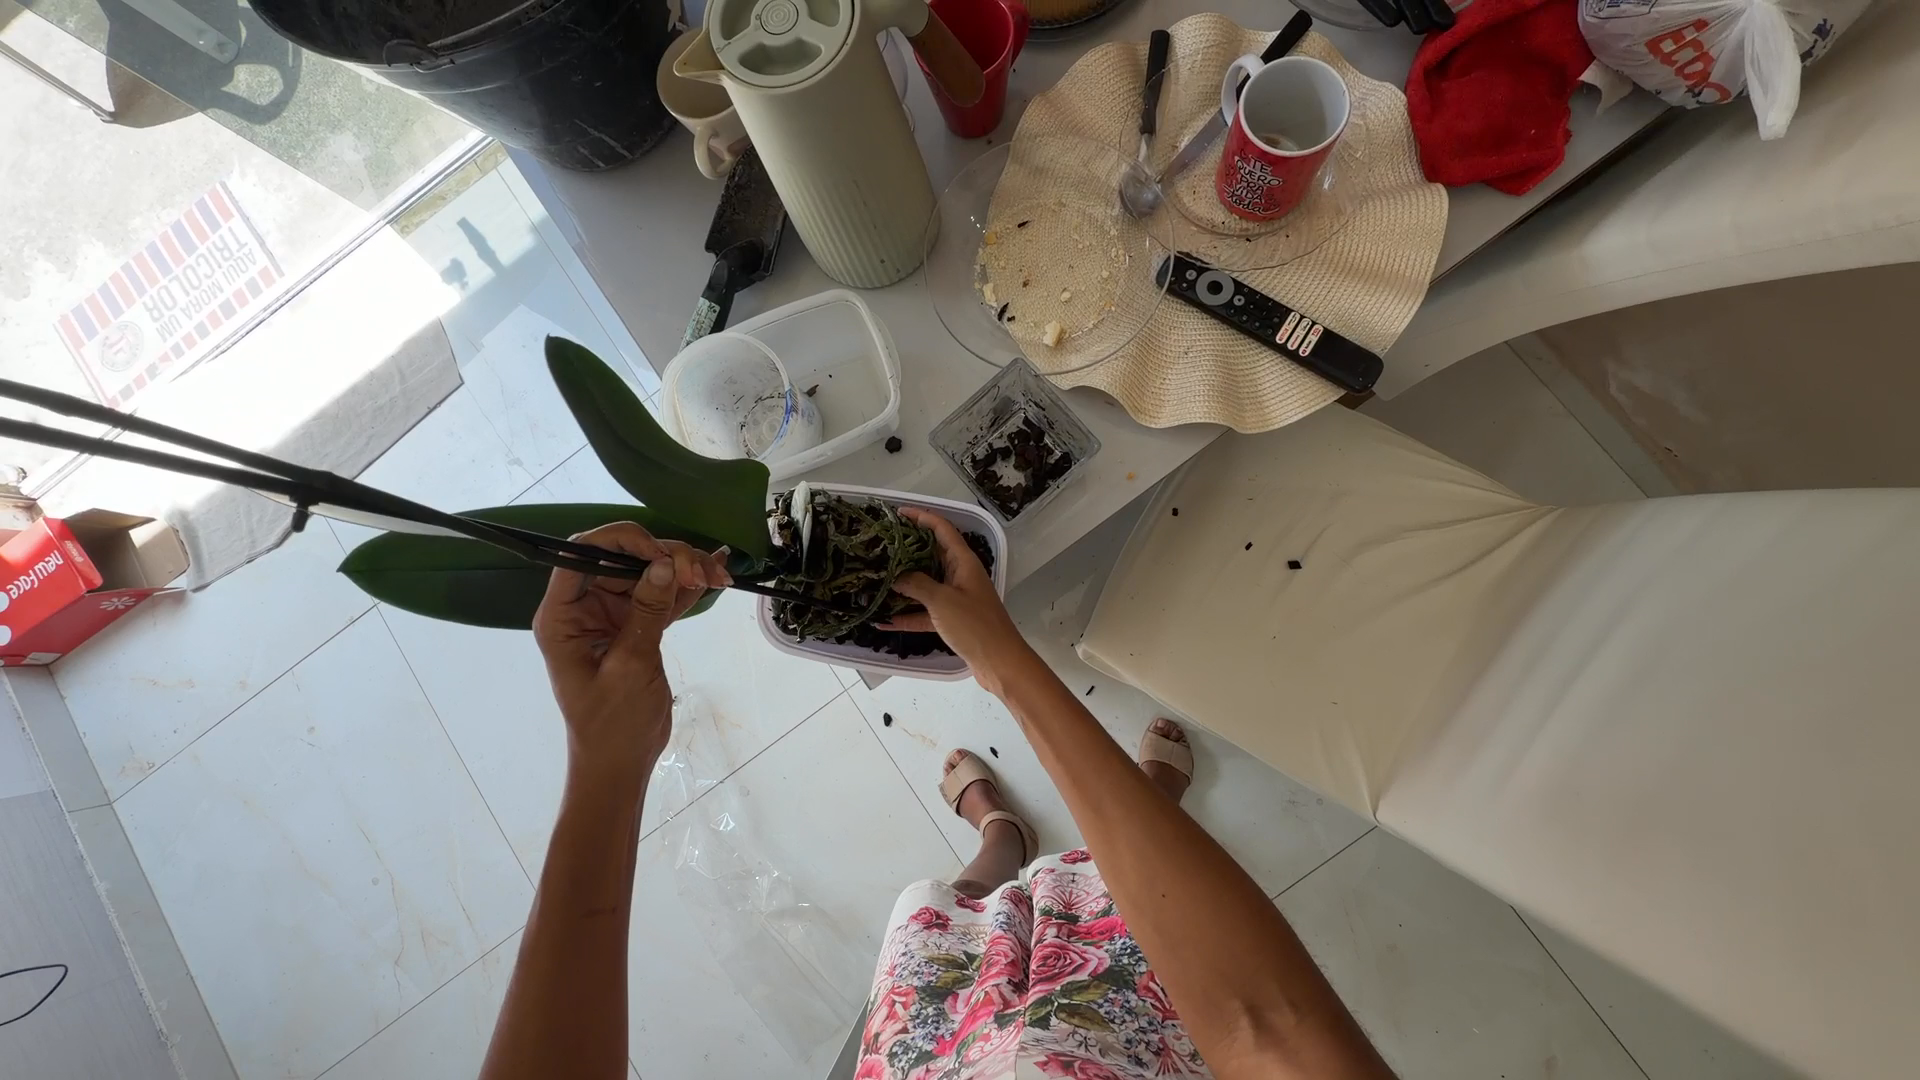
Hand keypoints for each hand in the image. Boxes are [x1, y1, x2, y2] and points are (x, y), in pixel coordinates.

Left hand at [531, 523, 731, 794]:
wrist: (621, 762)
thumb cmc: (612, 723)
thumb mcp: (630, 666)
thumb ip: (646, 613)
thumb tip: (666, 564)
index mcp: (564, 615)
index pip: (582, 554)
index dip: (621, 541)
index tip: (662, 554)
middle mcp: (586, 607)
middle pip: (625, 559)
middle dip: (667, 557)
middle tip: (703, 575)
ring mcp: (614, 615)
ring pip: (650, 573)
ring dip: (686, 569)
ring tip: (719, 578)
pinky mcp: (640, 626)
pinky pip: (664, 595)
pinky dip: (689, 586)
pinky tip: (717, 573)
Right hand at [881, 507, 1034, 695]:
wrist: (999, 662)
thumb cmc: (975, 625)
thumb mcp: (942, 601)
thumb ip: (916, 584)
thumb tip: (895, 576)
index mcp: (964, 562)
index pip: (942, 529)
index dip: (921, 517)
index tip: (897, 513)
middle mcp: (960, 575)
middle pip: (931, 555)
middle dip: (906, 550)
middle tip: (880, 546)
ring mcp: (956, 598)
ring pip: (925, 584)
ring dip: (903, 584)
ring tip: (877, 578)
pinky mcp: (952, 620)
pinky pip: (925, 612)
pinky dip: (907, 615)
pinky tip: (884, 620)